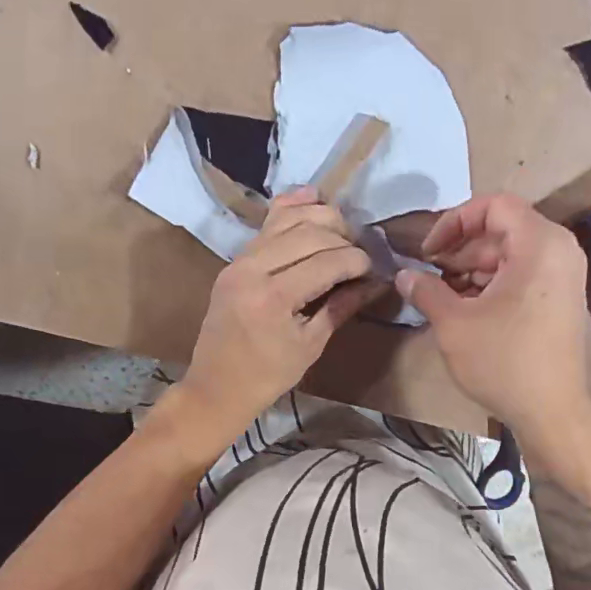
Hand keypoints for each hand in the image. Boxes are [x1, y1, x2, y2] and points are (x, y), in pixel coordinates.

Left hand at [171, 187, 373, 449]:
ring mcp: (238, 263)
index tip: (375, 269)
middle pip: (309, 233)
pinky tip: (314, 201)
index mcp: (272, 297)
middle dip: (343, 238)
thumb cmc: (266, 377)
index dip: (357, 261)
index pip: (327, 261)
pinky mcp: (233, 263)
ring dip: (320, 219)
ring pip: (287, 221)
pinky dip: (291, 212)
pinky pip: (265, 227)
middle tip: (362, 253)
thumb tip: (375, 283)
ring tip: (343, 233)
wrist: (216, 388)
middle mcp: (252, 270)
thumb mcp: (309, 346)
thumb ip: (340, 307)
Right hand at [396, 193, 590, 448]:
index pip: (494, 205)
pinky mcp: (558, 298)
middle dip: (458, 250)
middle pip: (500, 230)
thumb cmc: (502, 361)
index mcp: (538, 245)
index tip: (427, 252)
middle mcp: (558, 250)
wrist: (549, 409)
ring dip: (469, 269)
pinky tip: (461, 308)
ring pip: (507, 254)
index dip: (453, 221)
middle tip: (427, 276)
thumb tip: (402, 275)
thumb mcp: (453, 324)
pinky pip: (519, 274)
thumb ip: (426, 291)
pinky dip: (488, 283)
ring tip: (438, 295)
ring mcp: (561, 275)